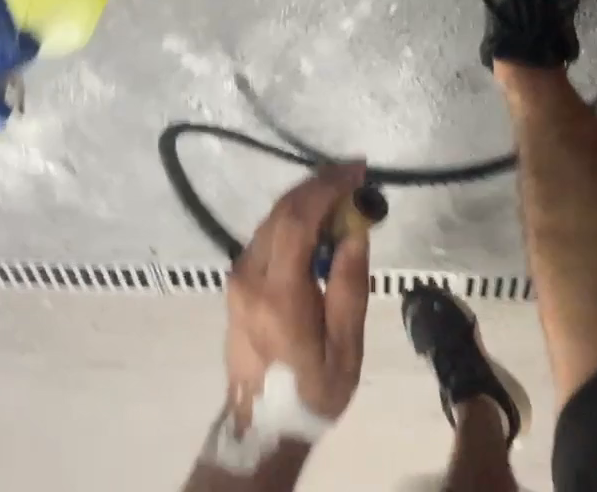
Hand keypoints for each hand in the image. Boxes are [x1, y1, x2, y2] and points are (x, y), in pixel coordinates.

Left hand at [224, 164, 370, 429]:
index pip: (297, 220)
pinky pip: (267, 234)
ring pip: (272, 218)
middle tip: (355, 173)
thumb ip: (350, 286)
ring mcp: (238, 277)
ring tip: (344, 190)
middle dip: (319, 184)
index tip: (359, 172)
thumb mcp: (345, 347)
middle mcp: (249, 276)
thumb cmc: (311, 390)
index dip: (328, 188)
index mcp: (277, 293)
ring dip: (308, 197)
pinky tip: (321, 217)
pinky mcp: (237, 281)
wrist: (262, 424)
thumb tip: (356, 230)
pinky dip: (296, 216)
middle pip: (282, 211)